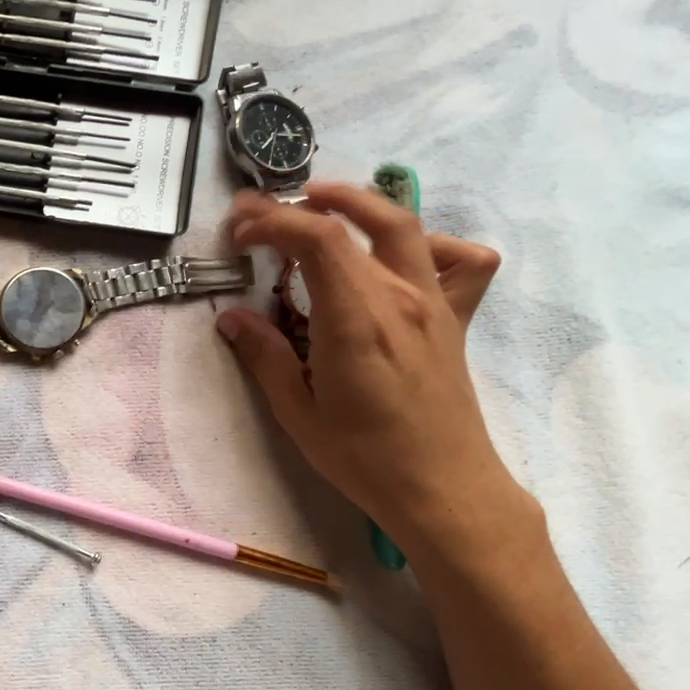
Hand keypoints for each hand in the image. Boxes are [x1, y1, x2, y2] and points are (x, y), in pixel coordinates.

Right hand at [217, 182, 525, 555]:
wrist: (442, 485)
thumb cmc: (363, 457)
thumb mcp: (297, 412)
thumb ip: (266, 356)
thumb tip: (232, 318)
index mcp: (357, 321)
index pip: (319, 240)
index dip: (274, 222)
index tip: (238, 232)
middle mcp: (401, 299)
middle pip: (353, 223)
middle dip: (300, 206)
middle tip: (257, 212)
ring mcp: (434, 303)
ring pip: (404, 226)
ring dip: (359, 203)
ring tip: (320, 203)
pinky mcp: (453, 317)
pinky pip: (457, 260)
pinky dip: (427, 242)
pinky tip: (396, 258)